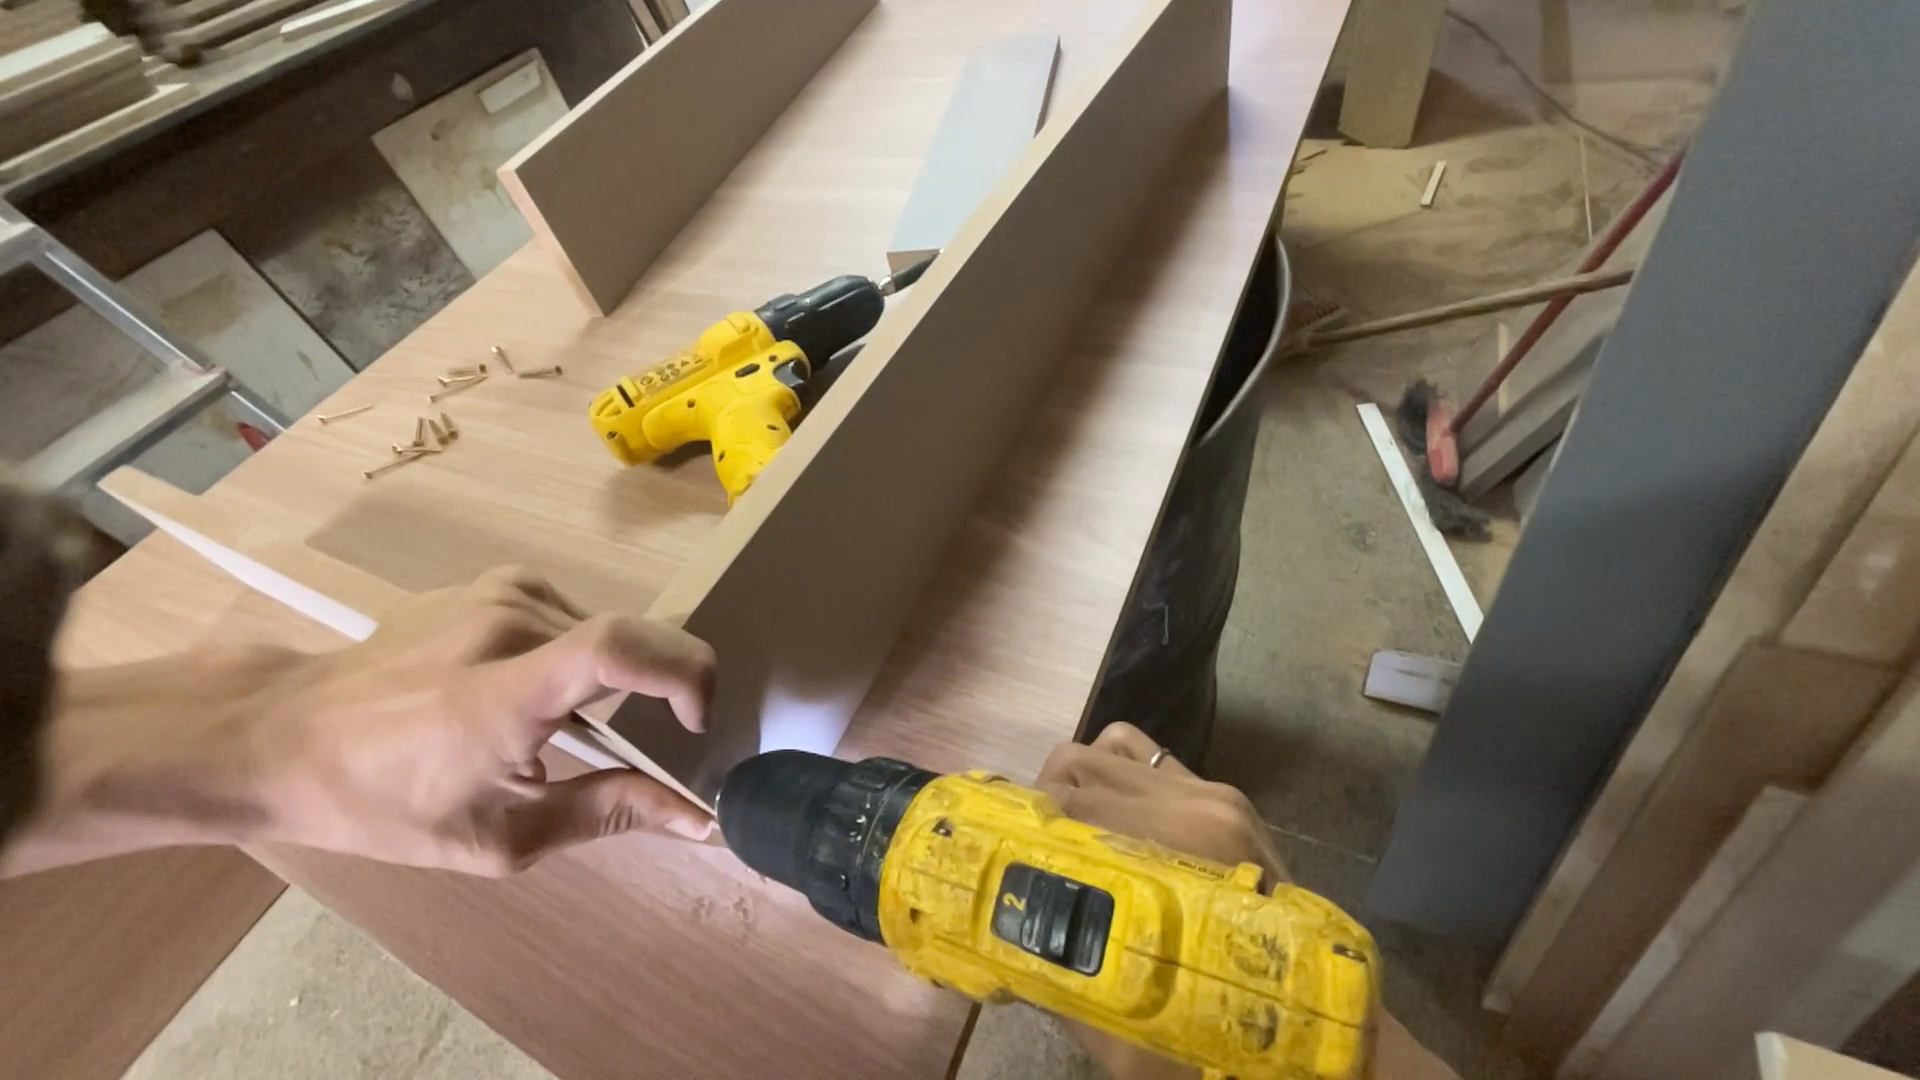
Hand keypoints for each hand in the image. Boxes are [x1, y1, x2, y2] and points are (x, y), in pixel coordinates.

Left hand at [11, 567, 716, 877]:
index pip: (617, 648)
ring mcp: (500, 590)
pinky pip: (575, 612)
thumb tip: (697, 816)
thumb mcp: (498, 837)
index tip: (694, 721)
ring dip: (614, 676)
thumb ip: (607, 813)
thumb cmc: (381, 800)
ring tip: (568, 722)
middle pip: (631, 640)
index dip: (683, 673)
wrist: (273, 734)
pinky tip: (540, 683)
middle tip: (645, 739)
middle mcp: (507, 621)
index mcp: (501, 693)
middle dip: (659, 688)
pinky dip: (582, 651)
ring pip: (607, 628)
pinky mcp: (495, 580)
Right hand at [1035, 723, 1460, 1079]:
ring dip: (1071, 784)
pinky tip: (1106, 810)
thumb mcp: (1132, 1034)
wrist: (1329, 1029)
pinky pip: (1141, 750)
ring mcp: (1213, 792)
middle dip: (1038, 804)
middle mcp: (1196, 803)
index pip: (1068, 801)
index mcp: (1176, 852)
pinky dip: (1109, 766)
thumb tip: (996, 941)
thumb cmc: (1227, 1039)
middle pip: (1077, 763)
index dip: (1019, 823)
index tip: (999, 854)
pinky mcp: (1221, 793)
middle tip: (1029, 852)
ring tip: (1067, 831)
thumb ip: (1059, 979)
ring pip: (1104, 748)